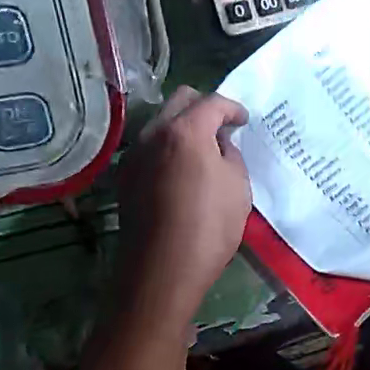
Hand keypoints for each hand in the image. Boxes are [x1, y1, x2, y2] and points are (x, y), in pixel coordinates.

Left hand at [117, 86, 252, 317]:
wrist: (163, 268)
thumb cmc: (209, 226)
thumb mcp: (238, 187)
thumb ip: (230, 155)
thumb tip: (218, 145)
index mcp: (185, 131)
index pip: (212, 103)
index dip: (233, 108)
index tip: (244, 120)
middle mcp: (154, 133)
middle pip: (180, 101)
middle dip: (204, 108)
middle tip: (221, 129)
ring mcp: (134, 154)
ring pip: (161, 123)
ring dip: (183, 128)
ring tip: (201, 152)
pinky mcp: (125, 177)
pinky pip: (150, 148)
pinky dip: (168, 149)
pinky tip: (180, 172)